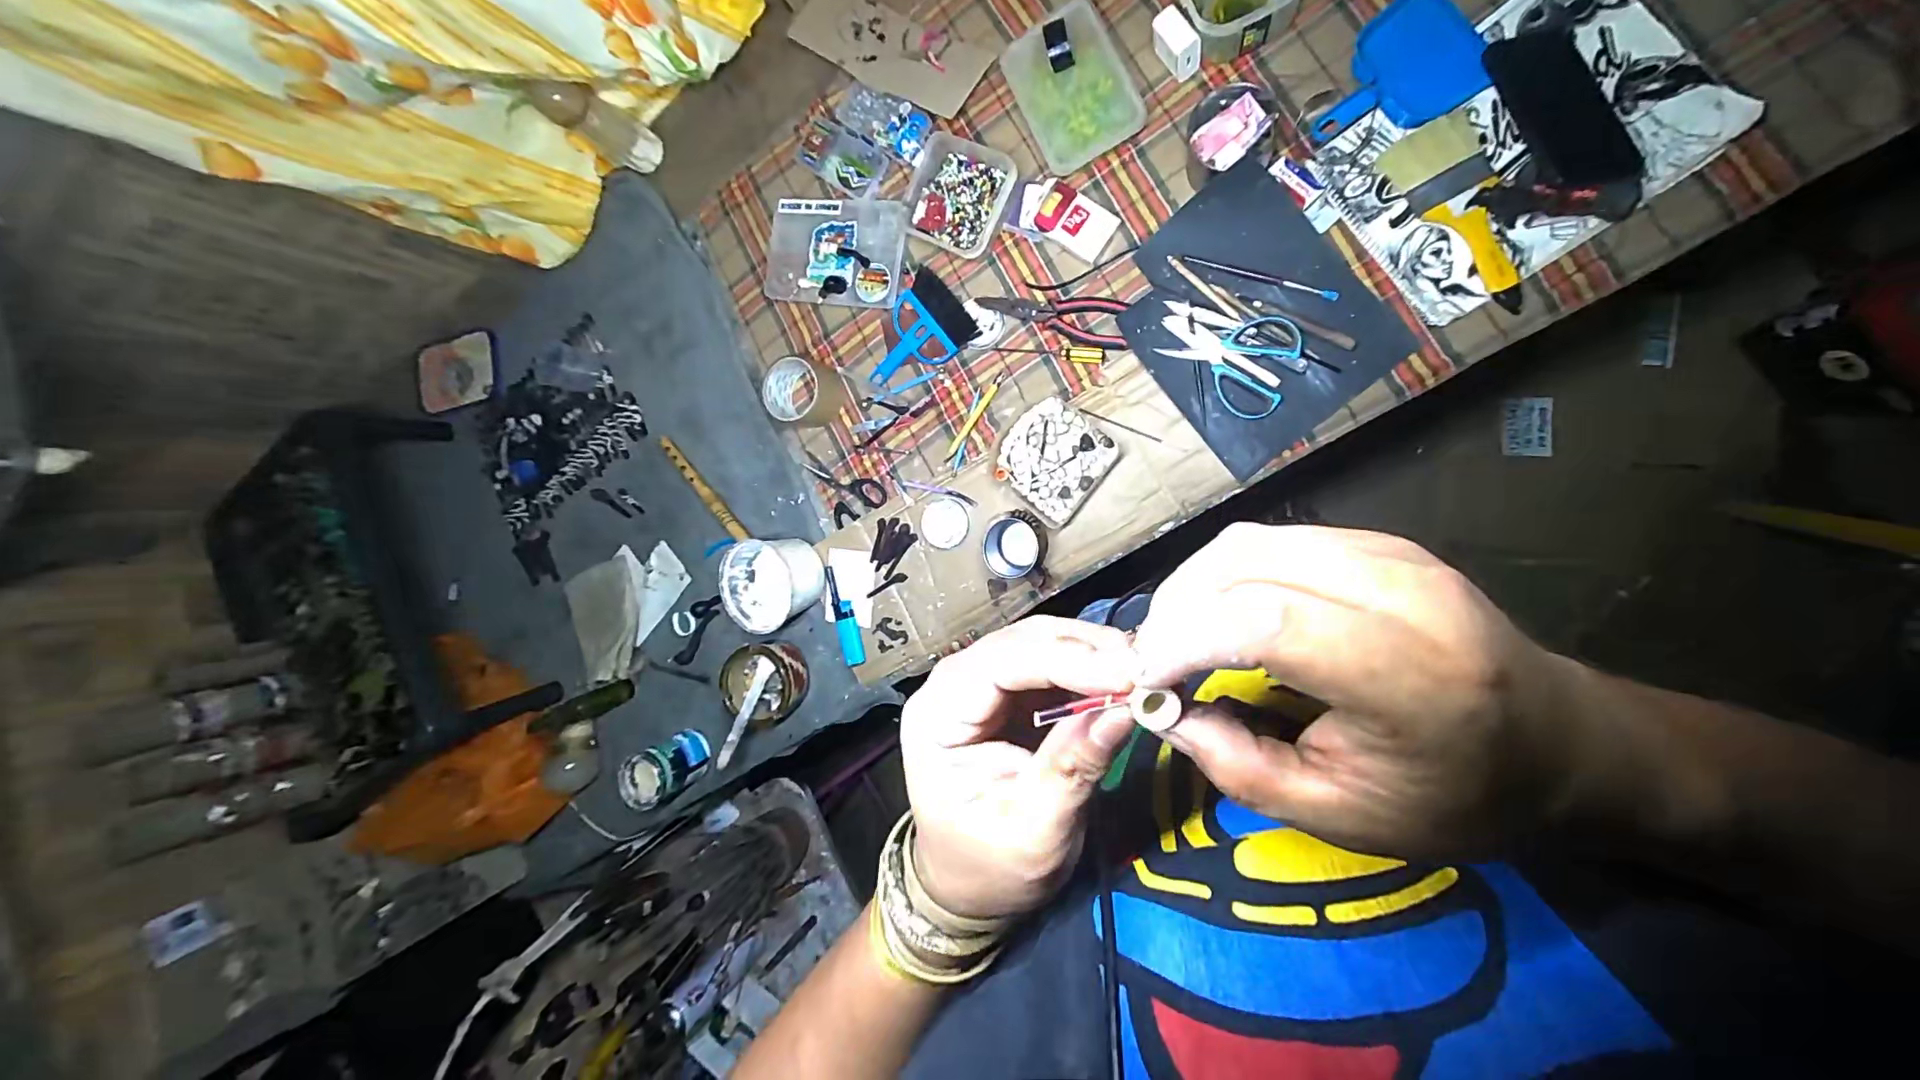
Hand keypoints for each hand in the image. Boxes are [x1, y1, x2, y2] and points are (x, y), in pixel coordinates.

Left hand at [900, 617, 1138, 918]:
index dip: (1067, 660)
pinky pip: (1054, 663)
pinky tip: (1125, 680)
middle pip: (1022, 642)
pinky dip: (1092, 668)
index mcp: (938, 716)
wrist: (970, 881)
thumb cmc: (990, 866)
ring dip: (1095, 653)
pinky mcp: (1009, 691)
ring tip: (1145, 673)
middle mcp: (953, 685)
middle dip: (1087, 650)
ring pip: (1042, 643)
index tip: (1129, 673)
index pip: (1001, 664)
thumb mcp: (1035, 832)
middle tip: (1149, 669)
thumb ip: (1073, 769)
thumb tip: (1125, 711)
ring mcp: (981, 683)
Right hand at [1131, 523, 1580, 859]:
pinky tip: (1224, 614)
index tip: (1145, 679)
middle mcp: (1402, 592)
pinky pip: (1272, 541)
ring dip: (1194, 587)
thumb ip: (1238, 766)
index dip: (1183, 641)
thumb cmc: (1457, 797)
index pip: (1263, 620)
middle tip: (1158, 662)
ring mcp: (1392, 554)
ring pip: (1248, 543)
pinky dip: (1227, 575)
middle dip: (1176, 611)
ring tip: (1182, 637)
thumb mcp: (1340, 815)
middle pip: (1242, 565)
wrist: (1564, 743)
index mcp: (1409, 676)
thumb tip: (1162, 711)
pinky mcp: (1378, 541)